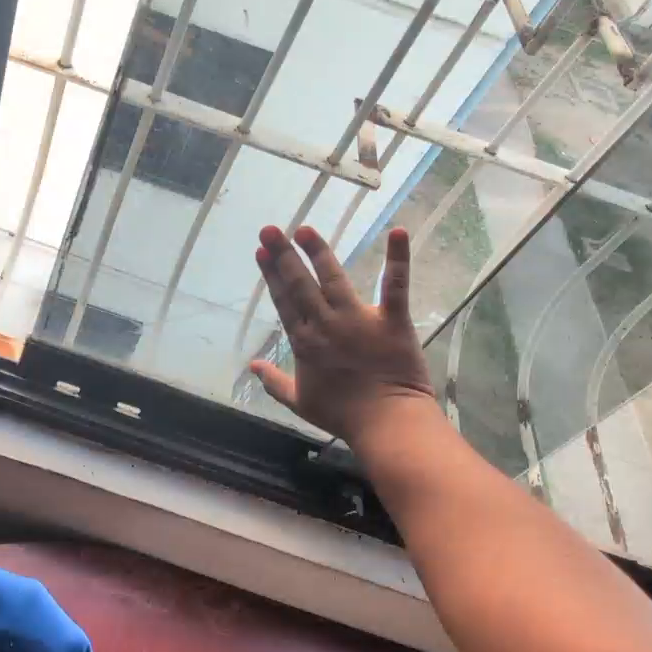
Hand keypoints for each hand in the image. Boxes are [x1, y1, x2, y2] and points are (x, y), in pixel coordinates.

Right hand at [249, 224, 434, 443]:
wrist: (385, 423)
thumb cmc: (342, 414)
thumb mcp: (299, 401)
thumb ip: (273, 382)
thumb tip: (252, 366)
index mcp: (303, 341)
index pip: (283, 300)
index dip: (271, 274)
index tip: (260, 250)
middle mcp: (325, 324)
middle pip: (300, 284)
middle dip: (283, 254)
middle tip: (270, 229)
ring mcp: (358, 320)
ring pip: (334, 279)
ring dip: (319, 252)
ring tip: (305, 228)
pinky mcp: (392, 322)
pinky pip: (395, 287)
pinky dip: (398, 259)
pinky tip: (398, 231)